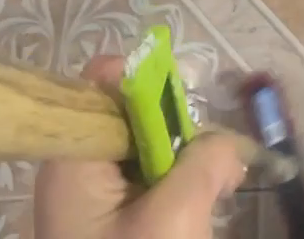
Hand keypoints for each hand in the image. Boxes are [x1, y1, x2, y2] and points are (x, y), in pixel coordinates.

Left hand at [35, 55, 248, 238]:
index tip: (186, 101)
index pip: (100, 82)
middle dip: (176, 125)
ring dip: (186, 158)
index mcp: (73, 160)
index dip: (145, 79)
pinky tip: (202, 204)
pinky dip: (179, 183)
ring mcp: (91, 201)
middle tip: (209, 153)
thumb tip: (229, 143)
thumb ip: (208, 160)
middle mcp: (75, 170)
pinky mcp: (109, 226)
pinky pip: (148, 181)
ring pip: (145, 148)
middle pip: (129, 112)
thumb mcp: (177, 217)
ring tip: (215, 184)